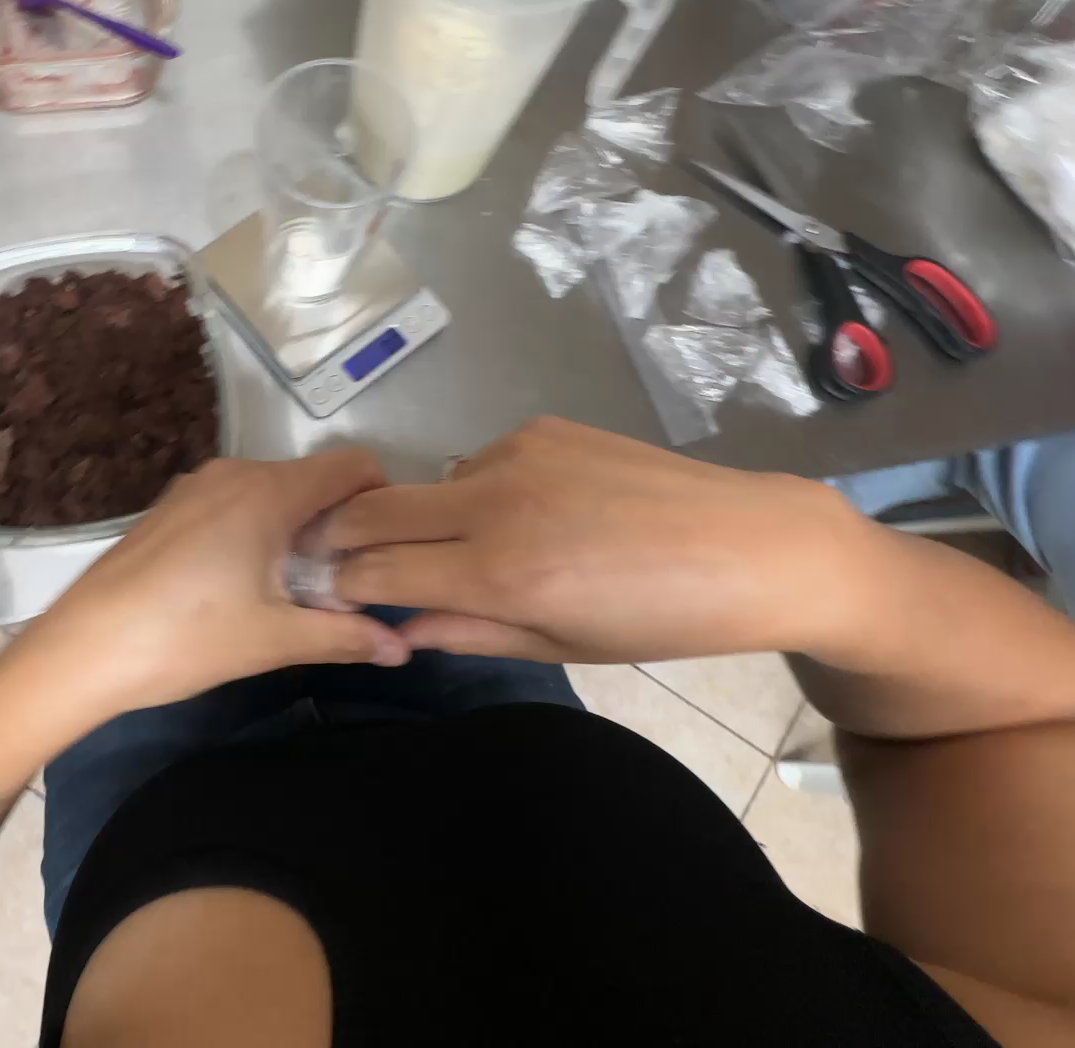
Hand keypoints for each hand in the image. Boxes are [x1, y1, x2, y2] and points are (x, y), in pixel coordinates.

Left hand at [13, 450, 410, 717]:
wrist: (83, 647)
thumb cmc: (187, 637)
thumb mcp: (274, 639)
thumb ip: (346, 636)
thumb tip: (403, 648)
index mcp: (268, 490)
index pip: (352, 465)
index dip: (381, 499)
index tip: (385, 548)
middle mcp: (233, 472)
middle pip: (311, 480)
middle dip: (337, 523)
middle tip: (344, 581)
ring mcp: (195, 486)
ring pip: (271, 492)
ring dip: (294, 529)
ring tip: (293, 587)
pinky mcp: (170, 507)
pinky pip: (233, 502)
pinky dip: (255, 529)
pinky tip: (240, 580)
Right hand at [324, 418, 876, 664]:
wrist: (756, 547)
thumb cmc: (659, 620)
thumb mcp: (559, 646)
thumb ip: (465, 632)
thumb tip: (397, 627)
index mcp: (499, 573)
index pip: (377, 571)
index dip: (337, 582)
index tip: (319, 590)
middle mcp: (493, 504)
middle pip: (373, 510)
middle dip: (337, 534)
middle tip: (329, 555)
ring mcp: (515, 455)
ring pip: (424, 487)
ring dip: (416, 517)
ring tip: (464, 544)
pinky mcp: (540, 428)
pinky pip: (474, 465)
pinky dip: (473, 493)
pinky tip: (526, 509)